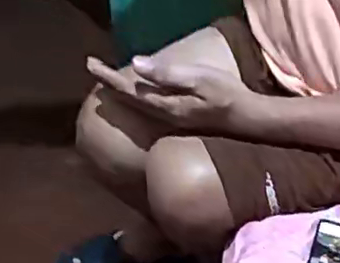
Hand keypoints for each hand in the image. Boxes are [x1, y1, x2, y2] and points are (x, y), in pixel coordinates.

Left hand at [88, 55, 244, 132]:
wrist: (249, 119)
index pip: (131, 91)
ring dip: (125, 95)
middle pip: (133, 102)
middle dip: (113, 86)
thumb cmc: (227, 94)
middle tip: (93, 70)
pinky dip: (141, 102)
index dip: (110, 77)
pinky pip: (154, 110)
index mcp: (168, 105)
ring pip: (142, 108)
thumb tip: (137, 65)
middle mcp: (168, 116)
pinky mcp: (184, 120)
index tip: (90, 64)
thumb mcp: (198, 78)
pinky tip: (139, 97)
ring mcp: (177, 121)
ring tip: (111, 84)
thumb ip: (168, 74)